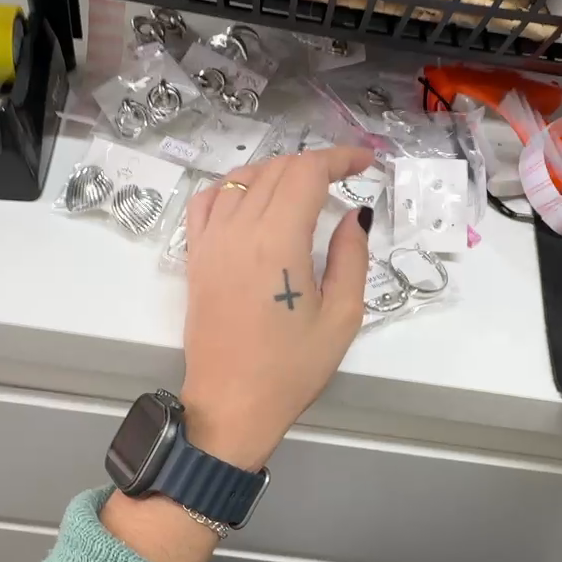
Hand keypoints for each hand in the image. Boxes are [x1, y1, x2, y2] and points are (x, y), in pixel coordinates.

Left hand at [105, 147, 373, 561]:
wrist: (231, 404)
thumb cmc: (292, 368)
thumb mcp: (342, 316)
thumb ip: (351, 257)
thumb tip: (353, 215)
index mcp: (278, 241)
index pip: (307, 172)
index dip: (340, 158)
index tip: (365, 163)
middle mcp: (238, 229)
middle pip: (277, 168)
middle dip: (314, 164)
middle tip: (344, 179)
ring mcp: (210, 240)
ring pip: (242, 178)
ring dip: (277, 171)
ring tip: (304, 188)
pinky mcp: (195, 256)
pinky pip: (207, 200)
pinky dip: (234, 186)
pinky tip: (253, 199)